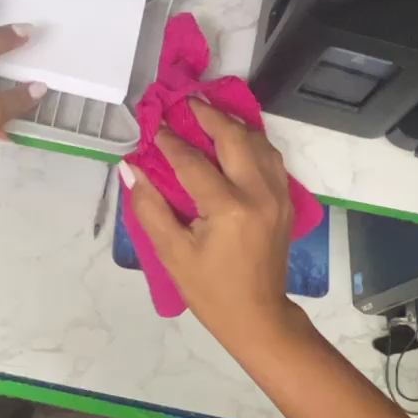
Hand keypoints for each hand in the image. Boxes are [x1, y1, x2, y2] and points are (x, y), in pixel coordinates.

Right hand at [125, 100, 306, 348]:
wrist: (256, 315)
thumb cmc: (209, 289)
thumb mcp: (171, 253)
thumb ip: (150, 206)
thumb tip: (132, 168)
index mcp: (229, 209)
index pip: (193, 163)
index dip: (170, 143)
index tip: (154, 127)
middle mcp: (259, 194)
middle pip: (235, 138)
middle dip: (209, 116)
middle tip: (186, 103)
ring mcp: (278, 195)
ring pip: (259, 143)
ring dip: (233, 124)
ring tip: (209, 113)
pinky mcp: (285, 200)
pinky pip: (270, 158)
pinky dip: (251, 141)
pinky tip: (234, 138)